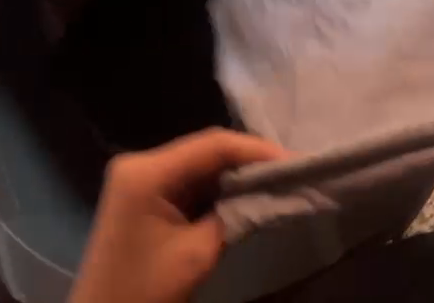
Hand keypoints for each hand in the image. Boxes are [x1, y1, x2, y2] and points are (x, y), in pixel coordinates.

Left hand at [68, 128, 286, 302]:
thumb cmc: (143, 295)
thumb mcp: (197, 255)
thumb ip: (234, 215)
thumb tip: (267, 192)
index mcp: (147, 171)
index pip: (212, 145)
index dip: (256, 150)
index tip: (295, 160)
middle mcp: (140, 163)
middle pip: (205, 150)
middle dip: (248, 160)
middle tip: (290, 169)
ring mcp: (139, 179)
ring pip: (199, 164)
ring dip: (234, 173)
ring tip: (275, 178)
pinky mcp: (143, 196)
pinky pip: (188, 181)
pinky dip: (216, 188)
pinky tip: (244, 193)